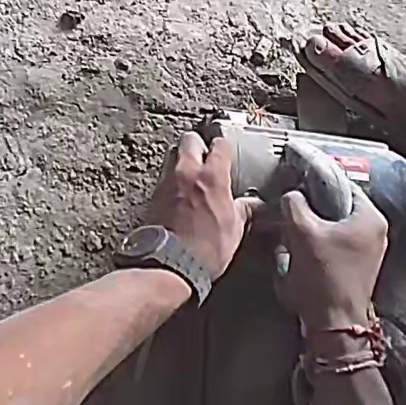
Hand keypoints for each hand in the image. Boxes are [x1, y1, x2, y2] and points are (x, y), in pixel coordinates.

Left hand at [145, 132, 261, 277]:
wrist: (169, 264)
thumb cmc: (204, 248)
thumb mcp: (235, 229)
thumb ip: (244, 210)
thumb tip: (253, 205)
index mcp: (211, 177)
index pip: (219, 145)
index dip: (224, 147)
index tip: (227, 153)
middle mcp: (186, 173)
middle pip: (189, 140)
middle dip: (198, 145)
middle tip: (206, 157)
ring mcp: (166, 183)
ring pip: (172, 156)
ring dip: (182, 160)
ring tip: (192, 175)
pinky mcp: (152, 197)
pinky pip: (163, 178)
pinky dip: (172, 181)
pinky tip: (180, 195)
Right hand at [278, 188, 387, 343]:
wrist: (334, 324)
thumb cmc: (323, 276)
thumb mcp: (302, 233)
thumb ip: (294, 205)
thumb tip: (291, 196)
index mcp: (370, 217)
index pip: (341, 182)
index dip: (316, 177)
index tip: (295, 176)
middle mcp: (375, 230)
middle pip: (338, 203)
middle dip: (313, 202)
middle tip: (291, 202)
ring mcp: (368, 249)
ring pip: (335, 222)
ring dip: (314, 221)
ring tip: (292, 221)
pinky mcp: (356, 263)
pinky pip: (335, 239)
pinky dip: (319, 236)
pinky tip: (301, 241)